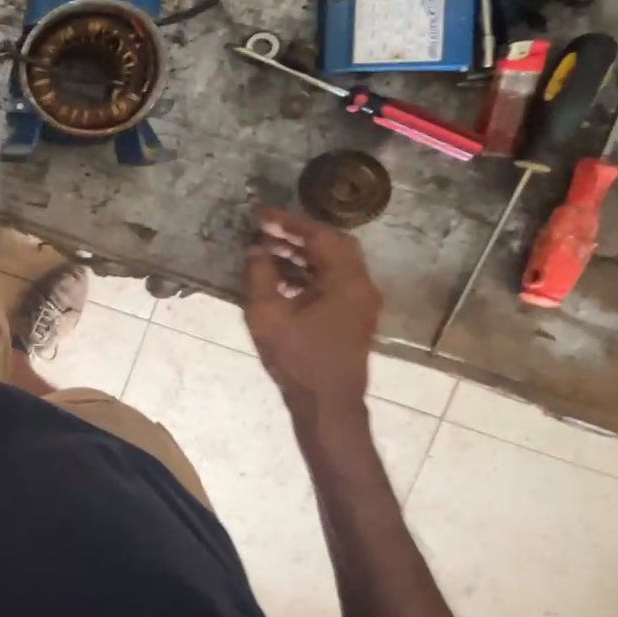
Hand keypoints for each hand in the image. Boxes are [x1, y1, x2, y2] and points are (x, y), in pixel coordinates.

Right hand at [242, 209, 381, 420]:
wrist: (326, 400)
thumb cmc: (296, 355)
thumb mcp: (266, 313)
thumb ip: (259, 275)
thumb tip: (256, 250)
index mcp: (346, 281)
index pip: (320, 237)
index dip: (288, 223)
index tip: (259, 216)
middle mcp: (361, 285)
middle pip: (333, 245)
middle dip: (297, 234)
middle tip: (264, 229)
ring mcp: (359, 302)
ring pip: (332, 263)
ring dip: (300, 253)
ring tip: (265, 249)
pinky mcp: (351, 315)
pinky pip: (330, 280)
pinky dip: (306, 271)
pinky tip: (277, 276)